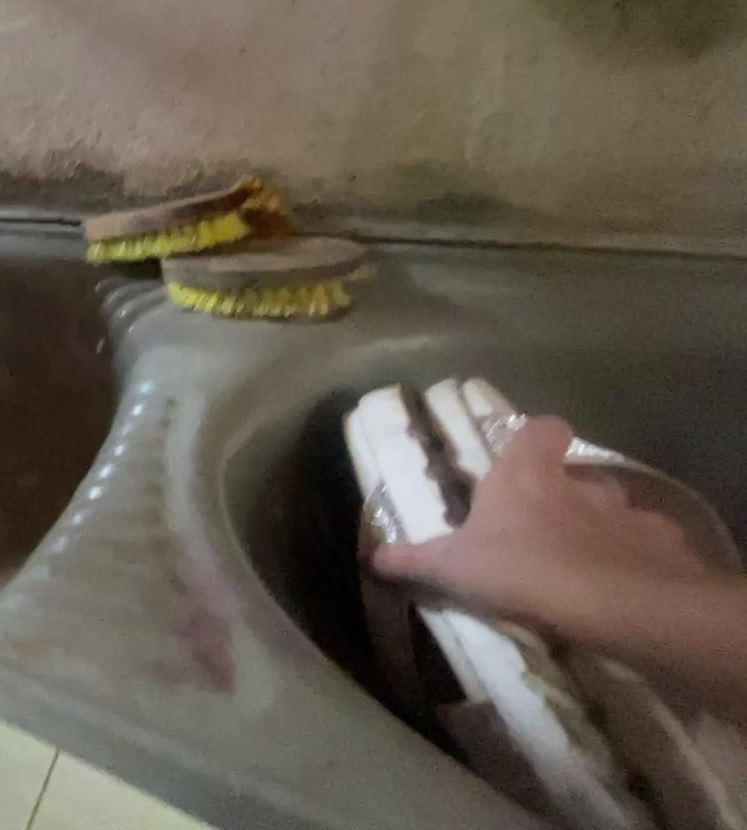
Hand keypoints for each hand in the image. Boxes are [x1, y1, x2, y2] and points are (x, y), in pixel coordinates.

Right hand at [372, 417, 708, 626]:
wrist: (624, 611)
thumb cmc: (523, 569)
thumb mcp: (450, 568)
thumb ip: (410, 559)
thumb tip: (370, 558)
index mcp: (525, 478)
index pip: (540, 432)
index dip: (536, 437)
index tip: (527, 451)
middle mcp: (583, 488)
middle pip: (582, 476)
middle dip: (571, 494)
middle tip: (549, 522)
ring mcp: (634, 519)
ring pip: (623, 514)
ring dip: (610, 529)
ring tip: (592, 559)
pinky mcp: (674, 555)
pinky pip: (658, 552)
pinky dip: (646, 564)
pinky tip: (628, 587)